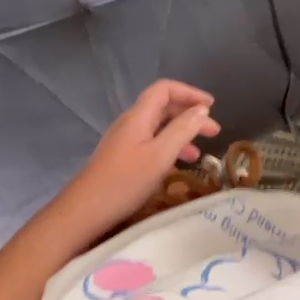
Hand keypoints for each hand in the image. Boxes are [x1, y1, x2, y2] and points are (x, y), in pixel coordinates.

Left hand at [48, 80, 221, 240]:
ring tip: (200, 153)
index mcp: (139, 115)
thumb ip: (182, 130)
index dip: (189, 93)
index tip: (211, 106)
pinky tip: (177, 165)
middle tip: (214, 132)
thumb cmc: (125, 181)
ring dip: (181, 134)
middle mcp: (131, 122)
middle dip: (190, 115)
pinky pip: (151, 143)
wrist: (85, 210)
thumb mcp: (160, 155)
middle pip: (163, 107)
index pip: (165, 89)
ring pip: (158, 127)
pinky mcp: (122, 157)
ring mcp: (124, 140)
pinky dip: (168, 148)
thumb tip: (201, 110)